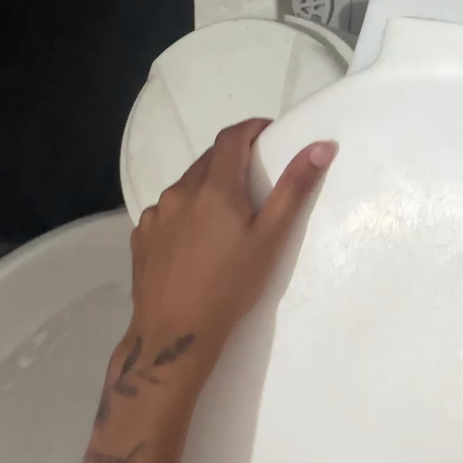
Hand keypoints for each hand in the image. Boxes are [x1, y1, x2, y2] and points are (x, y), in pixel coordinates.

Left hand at [128, 119, 335, 360]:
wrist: (174, 334)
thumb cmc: (231, 285)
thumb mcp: (272, 237)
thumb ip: (295, 187)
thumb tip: (321, 146)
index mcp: (214, 188)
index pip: (231, 137)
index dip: (251, 128)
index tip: (268, 134)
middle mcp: (179, 192)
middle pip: (209, 159)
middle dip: (234, 159)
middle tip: (257, 181)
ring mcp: (155, 215)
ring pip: (188, 185)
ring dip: (209, 187)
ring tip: (228, 218)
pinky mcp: (141, 236)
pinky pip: (169, 210)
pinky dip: (187, 212)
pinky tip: (198, 241)